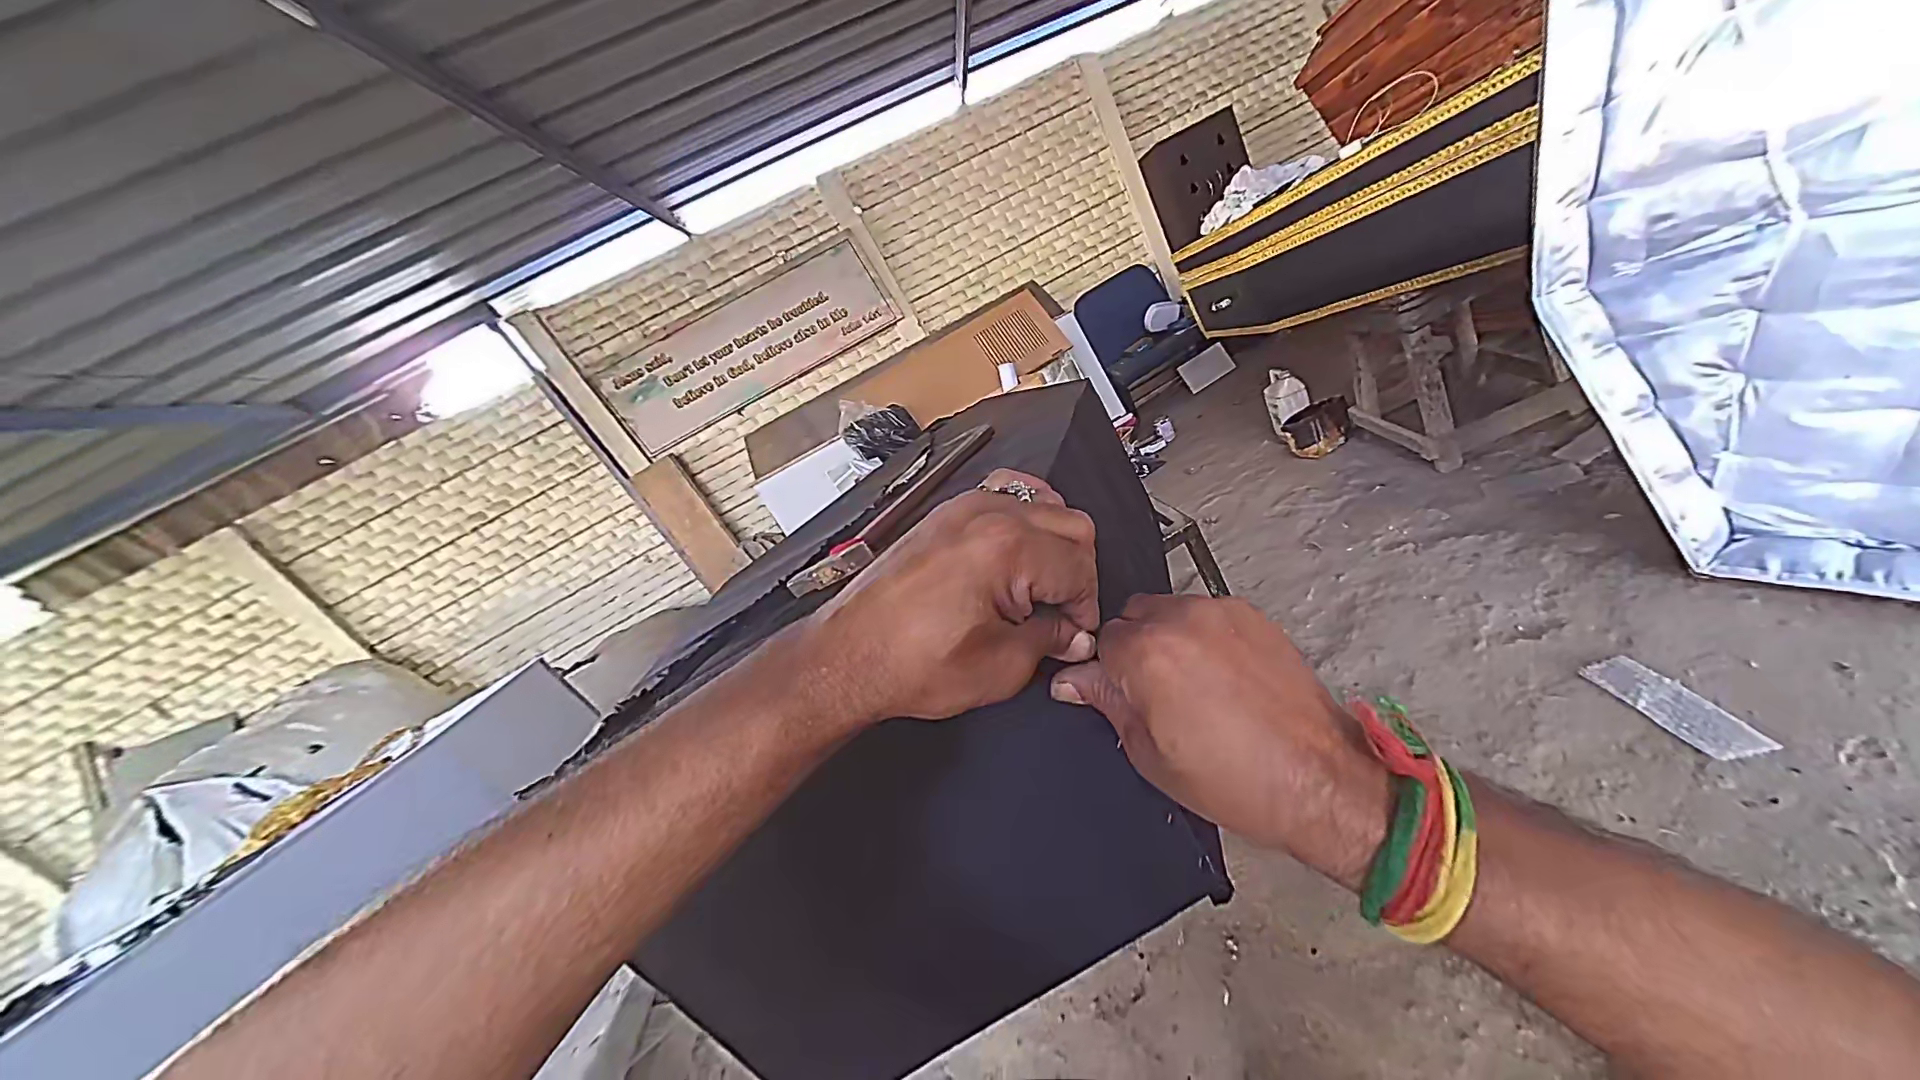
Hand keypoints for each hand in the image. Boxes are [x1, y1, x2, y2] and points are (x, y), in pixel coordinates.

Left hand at [799, 470, 1099, 727]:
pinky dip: (1025, 522)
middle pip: (1073, 527)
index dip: (1086, 608)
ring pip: (1044, 506)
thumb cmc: (904, 661)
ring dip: (1055, 546)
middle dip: (1078, 573)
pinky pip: (1006, 498)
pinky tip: (1019, 555)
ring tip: (1040, 591)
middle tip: (1063, 615)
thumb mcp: (999, 666)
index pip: (1080, 567)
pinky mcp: (946, 515)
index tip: (1075, 632)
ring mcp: (963, 509)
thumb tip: (1072, 632)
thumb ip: (1050, 641)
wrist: (849, 656)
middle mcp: (986, 516)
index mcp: (1006, 548)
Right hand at [1049, 595, 1390, 887]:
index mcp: (1146, 654)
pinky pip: (1204, 614)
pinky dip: (1201, 636)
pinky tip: (1219, 676)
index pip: (1099, 640)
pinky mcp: (1251, 616)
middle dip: (1132, 649)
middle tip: (1152, 691)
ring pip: (1167, 611)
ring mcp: (1219, 614)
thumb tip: (1075, 682)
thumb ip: (1106, 703)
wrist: (1319, 779)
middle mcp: (1180, 621)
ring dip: (1166, 639)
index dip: (1105, 670)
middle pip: (1130, 617)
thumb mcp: (1148, 752)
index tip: (1116, 689)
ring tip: (1192, 686)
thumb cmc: (1241, 779)